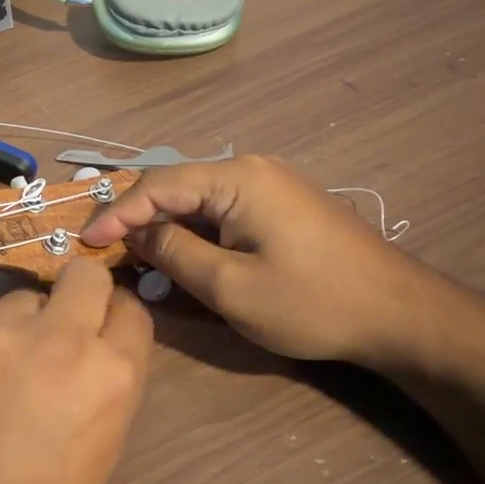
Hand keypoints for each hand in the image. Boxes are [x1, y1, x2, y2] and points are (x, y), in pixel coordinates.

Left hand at [0, 258, 153, 483]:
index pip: (130, 306)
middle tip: (61, 323)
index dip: (115, 316)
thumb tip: (100, 338)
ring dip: (22, 322)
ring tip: (6, 366)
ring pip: (23, 296)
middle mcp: (61, 336)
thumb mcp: (108, 437)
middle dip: (79, 291)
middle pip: (84, 274)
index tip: (101, 328)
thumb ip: (110, 376)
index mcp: (113, 369)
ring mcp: (2, 331)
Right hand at [78, 156, 449, 364]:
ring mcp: (268, 184)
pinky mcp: (278, 205)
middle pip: (173, 183)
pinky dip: (189, 227)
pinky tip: (174, 250)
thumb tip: (134, 234)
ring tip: (126, 250)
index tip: (83, 241)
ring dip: (160, 222)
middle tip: (98, 244)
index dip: (115, 213)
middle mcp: (249, 168)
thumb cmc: (313, 302)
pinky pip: (218, 207)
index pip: (156, 185)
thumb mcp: (231, 286)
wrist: (401, 314)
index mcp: (237, 179)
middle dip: (133, 213)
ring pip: (194, 196)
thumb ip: (173, 254)